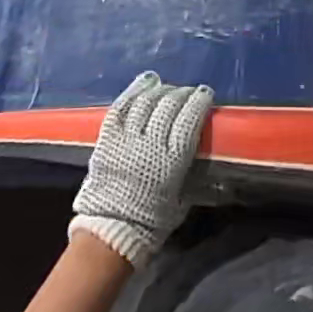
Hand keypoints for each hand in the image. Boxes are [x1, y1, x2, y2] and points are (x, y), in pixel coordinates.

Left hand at [70, 71, 212, 266]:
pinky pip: (120, 107)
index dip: (198, 102)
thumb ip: (192, 177)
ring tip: (165, 85)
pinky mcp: (108, 136)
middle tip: (187, 90)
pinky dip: (132, 92)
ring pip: (145, 102)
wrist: (111, 228)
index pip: (189, 120)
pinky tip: (142, 84)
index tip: (205, 93)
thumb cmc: (150, 221)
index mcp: (172, 160)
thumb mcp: (181, 201)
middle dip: (181, 94)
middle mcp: (150, 143)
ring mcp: (126, 137)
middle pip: (168, 107)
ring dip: (158, 90)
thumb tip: (205, 161)